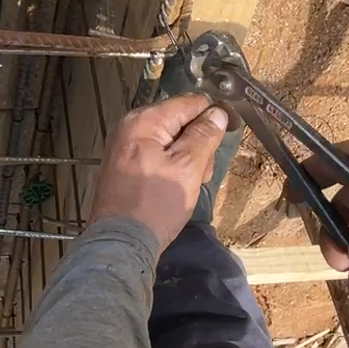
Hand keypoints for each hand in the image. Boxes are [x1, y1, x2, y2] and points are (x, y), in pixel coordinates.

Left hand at [89, 94, 230, 252]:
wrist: (121, 244)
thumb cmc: (155, 204)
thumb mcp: (187, 168)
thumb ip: (203, 136)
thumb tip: (217, 112)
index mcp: (144, 120)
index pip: (189, 102)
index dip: (212, 116)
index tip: (227, 135)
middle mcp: (131, 126)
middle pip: (180, 121)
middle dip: (198, 143)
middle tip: (201, 173)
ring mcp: (126, 146)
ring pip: (171, 140)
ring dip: (188, 159)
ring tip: (189, 185)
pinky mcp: (126, 165)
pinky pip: (158, 155)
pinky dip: (173, 167)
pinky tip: (176, 188)